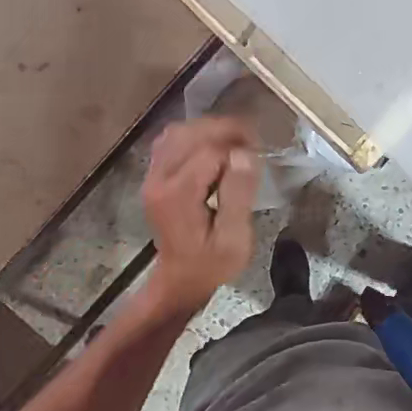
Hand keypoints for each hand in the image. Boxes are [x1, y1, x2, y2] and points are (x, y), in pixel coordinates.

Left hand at [140, 117, 260, 315]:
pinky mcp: (153, 177)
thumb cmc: (211, 265)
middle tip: (252, 140)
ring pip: (177, 133)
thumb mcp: (234, 239)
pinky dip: (193, 137)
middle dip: (224, 130)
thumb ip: (238, 195)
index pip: (209, 152)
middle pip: (190, 134)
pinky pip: (170, 142)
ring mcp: (152, 177)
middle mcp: (159, 180)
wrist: (179, 280)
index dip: (237, 146)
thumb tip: (245, 154)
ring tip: (235, 141)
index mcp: (178, 195)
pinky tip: (213, 148)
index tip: (259, 154)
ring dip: (208, 130)